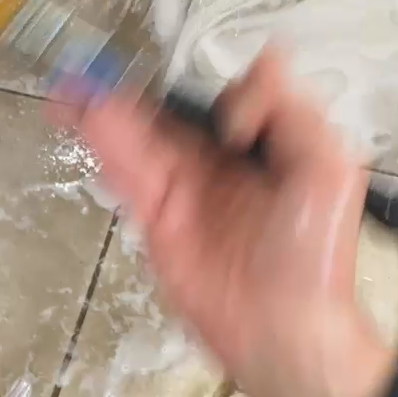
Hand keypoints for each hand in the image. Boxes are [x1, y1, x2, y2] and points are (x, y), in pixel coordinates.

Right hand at [60, 49, 396, 396]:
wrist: (282, 325)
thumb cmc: (312, 251)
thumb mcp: (328, 165)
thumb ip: (290, 109)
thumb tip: (251, 75)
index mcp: (258, 146)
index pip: (218, 103)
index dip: (204, 91)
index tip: (211, 107)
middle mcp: (215, 165)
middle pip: (162, 119)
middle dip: (126, 94)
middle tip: (89, 70)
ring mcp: (181, 194)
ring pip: (136, 143)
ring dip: (102, 116)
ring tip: (69, 90)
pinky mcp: (156, 221)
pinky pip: (127, 178)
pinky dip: (105, 150)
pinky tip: (84, 124)